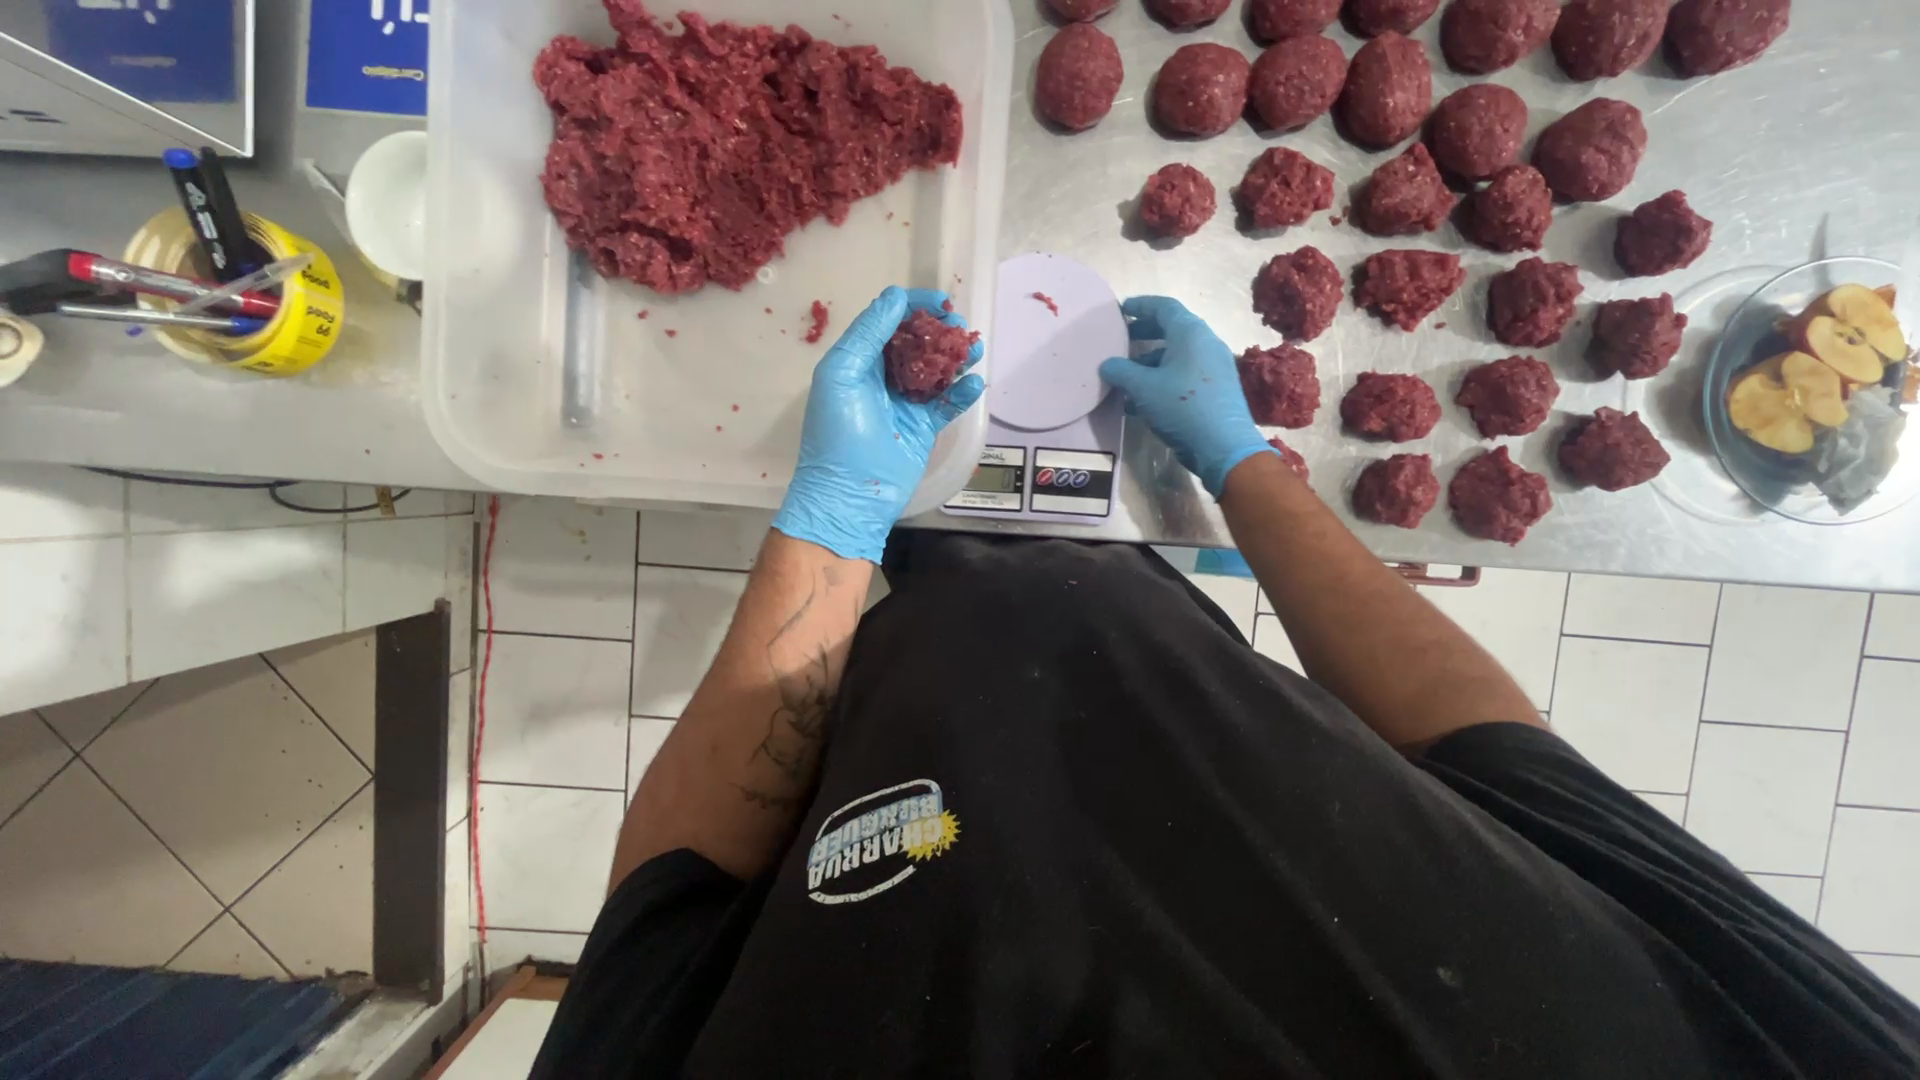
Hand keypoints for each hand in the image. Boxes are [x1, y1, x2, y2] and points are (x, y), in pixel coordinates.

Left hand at [772, 286, 985, 562]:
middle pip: (915, 342)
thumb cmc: (837, 435)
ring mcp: (903, 404)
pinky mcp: (922, 428)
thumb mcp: (842, 375)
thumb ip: (867, 334)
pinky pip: (947, 403)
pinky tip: (974, 384)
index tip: (941, 301)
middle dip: (938, 330)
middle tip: (960, 327)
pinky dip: (962, 392)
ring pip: (935, 370)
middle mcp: (880, 378)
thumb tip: (894, 297)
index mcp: (857, 362)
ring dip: (955, 357)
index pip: (888, 322)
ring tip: (974, 348)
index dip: (913, 306)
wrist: (849, 497)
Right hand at [1098, 295, 1273, 497]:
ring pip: (1177, 355)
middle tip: (1121, 340)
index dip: (1140, 305)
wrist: (1223, 446)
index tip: (1121, 310)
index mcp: (1190, 333)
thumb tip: (1106, 365)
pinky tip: (1142, 399)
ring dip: (1150, 361)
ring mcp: (1213, 367)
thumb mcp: (1143, 388)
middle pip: (1171, 329)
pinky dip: (1162, 378)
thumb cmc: (1181, 407)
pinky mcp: (1215, 389)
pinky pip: (1184, 374)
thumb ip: (1121, 371)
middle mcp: (1206, 343)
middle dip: (1144, 333)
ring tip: (1127, 375)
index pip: (1164, 307)